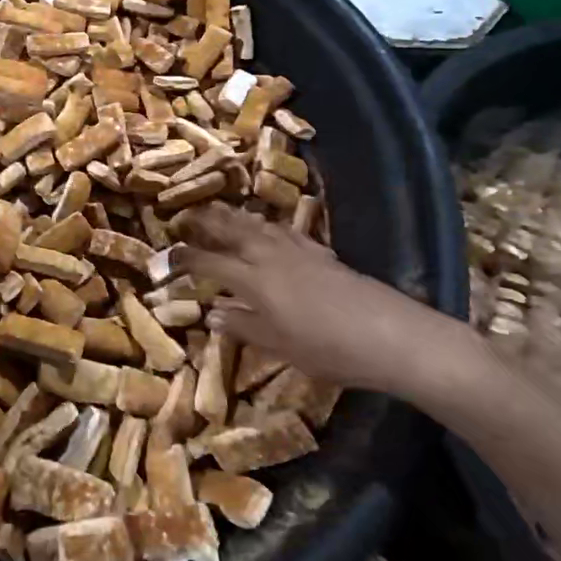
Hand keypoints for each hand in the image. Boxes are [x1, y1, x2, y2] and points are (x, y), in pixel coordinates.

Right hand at [174, 203, 476, 397]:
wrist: (393, 335)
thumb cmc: (329, 348)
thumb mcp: (279, 346)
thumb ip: (243, 326)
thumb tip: (212, 313)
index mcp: (253, 279)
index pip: (208, 261)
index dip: (185, 257)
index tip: (166, 256)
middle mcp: (269, 255)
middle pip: (229, 230)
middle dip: (205, 221)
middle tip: (186, 214)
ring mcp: (297, 250)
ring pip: (256, 224)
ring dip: (233, 217)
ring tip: (219, 212)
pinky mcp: (321, 252)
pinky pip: (283, 230)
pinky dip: (266, 226)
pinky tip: (268, 229)